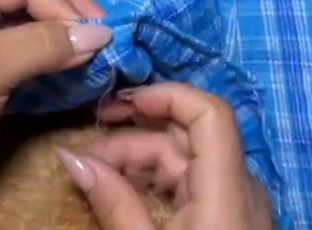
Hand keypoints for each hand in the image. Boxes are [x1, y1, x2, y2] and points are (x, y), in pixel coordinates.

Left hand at [0, 0, 111, 171]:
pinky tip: (67, 59)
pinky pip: (18, 37)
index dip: (65, 5)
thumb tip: (100, 33)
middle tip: (105, 37)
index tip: (101, 34)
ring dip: (58, 32)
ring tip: (92, 48)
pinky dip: (44, 47)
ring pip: (26, 16)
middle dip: (66, 14)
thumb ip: (45, 44)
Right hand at [56, 82, 273, 229]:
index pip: (210, 113)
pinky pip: (195, 183)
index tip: (122, 105)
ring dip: (140, 159)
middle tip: (88, 150)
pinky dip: (159, 181)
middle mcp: (242, 190)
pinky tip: (125, 193)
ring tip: (97, 175)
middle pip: (187, 136)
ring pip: (187, 159)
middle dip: (135, 135)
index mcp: (227, 193)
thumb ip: (112, 200)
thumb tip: (69, 155)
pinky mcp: (233, 224)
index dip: (167, 96)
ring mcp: (241, 208)